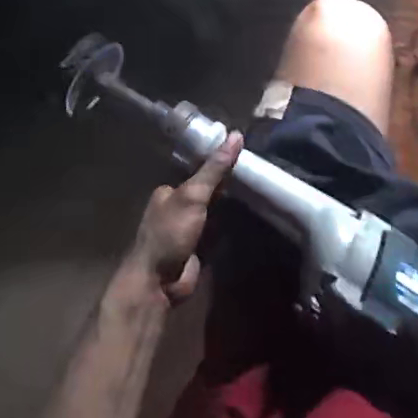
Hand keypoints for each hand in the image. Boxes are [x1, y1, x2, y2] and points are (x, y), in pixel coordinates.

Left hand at [115, 132, 242, 306]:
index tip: (245, 151)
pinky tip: (250, 215)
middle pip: (206, 190)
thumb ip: (215, 168)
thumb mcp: (193, 194)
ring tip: (259, 187)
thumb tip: (236, 135)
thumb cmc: (171, 232)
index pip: (198, 169)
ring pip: (213, 210)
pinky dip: (230, 224)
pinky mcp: (197, 248)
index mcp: (169, 191)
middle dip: (227, 183)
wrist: (158, 282)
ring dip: (230, 204)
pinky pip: (217, 230)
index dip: (219, 160)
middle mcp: (176, 207)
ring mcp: (186, 229)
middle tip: (257, 171)